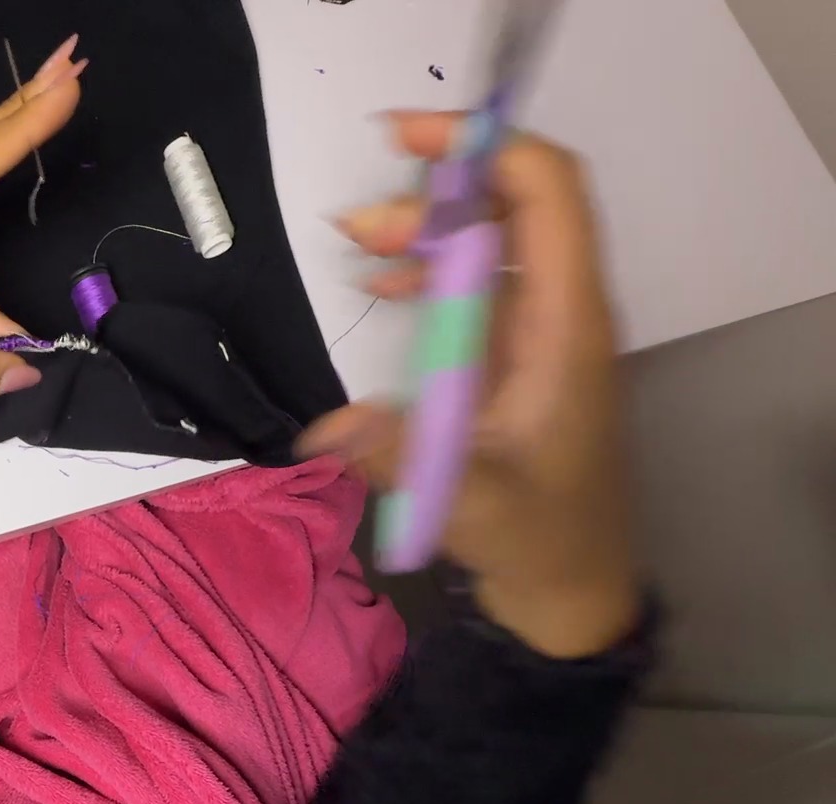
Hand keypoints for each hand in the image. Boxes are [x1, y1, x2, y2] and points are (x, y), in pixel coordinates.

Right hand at [302, 112, 638, 656]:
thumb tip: (326, 427)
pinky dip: (425, 272)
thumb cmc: (534, 534)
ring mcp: (532, 336)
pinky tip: (381, 283)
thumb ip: (401, 458)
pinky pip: (472, 289)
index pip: (545, 201)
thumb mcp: (469, 500)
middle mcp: (556, 316)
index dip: (486, 153)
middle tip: (353, 218)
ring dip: (422, 232)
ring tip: (354, 239)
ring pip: (488, 247)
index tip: (412, 139)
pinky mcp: (507, 359)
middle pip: (509, 213)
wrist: (567, 575)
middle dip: (433, 196)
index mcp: (562, 329)